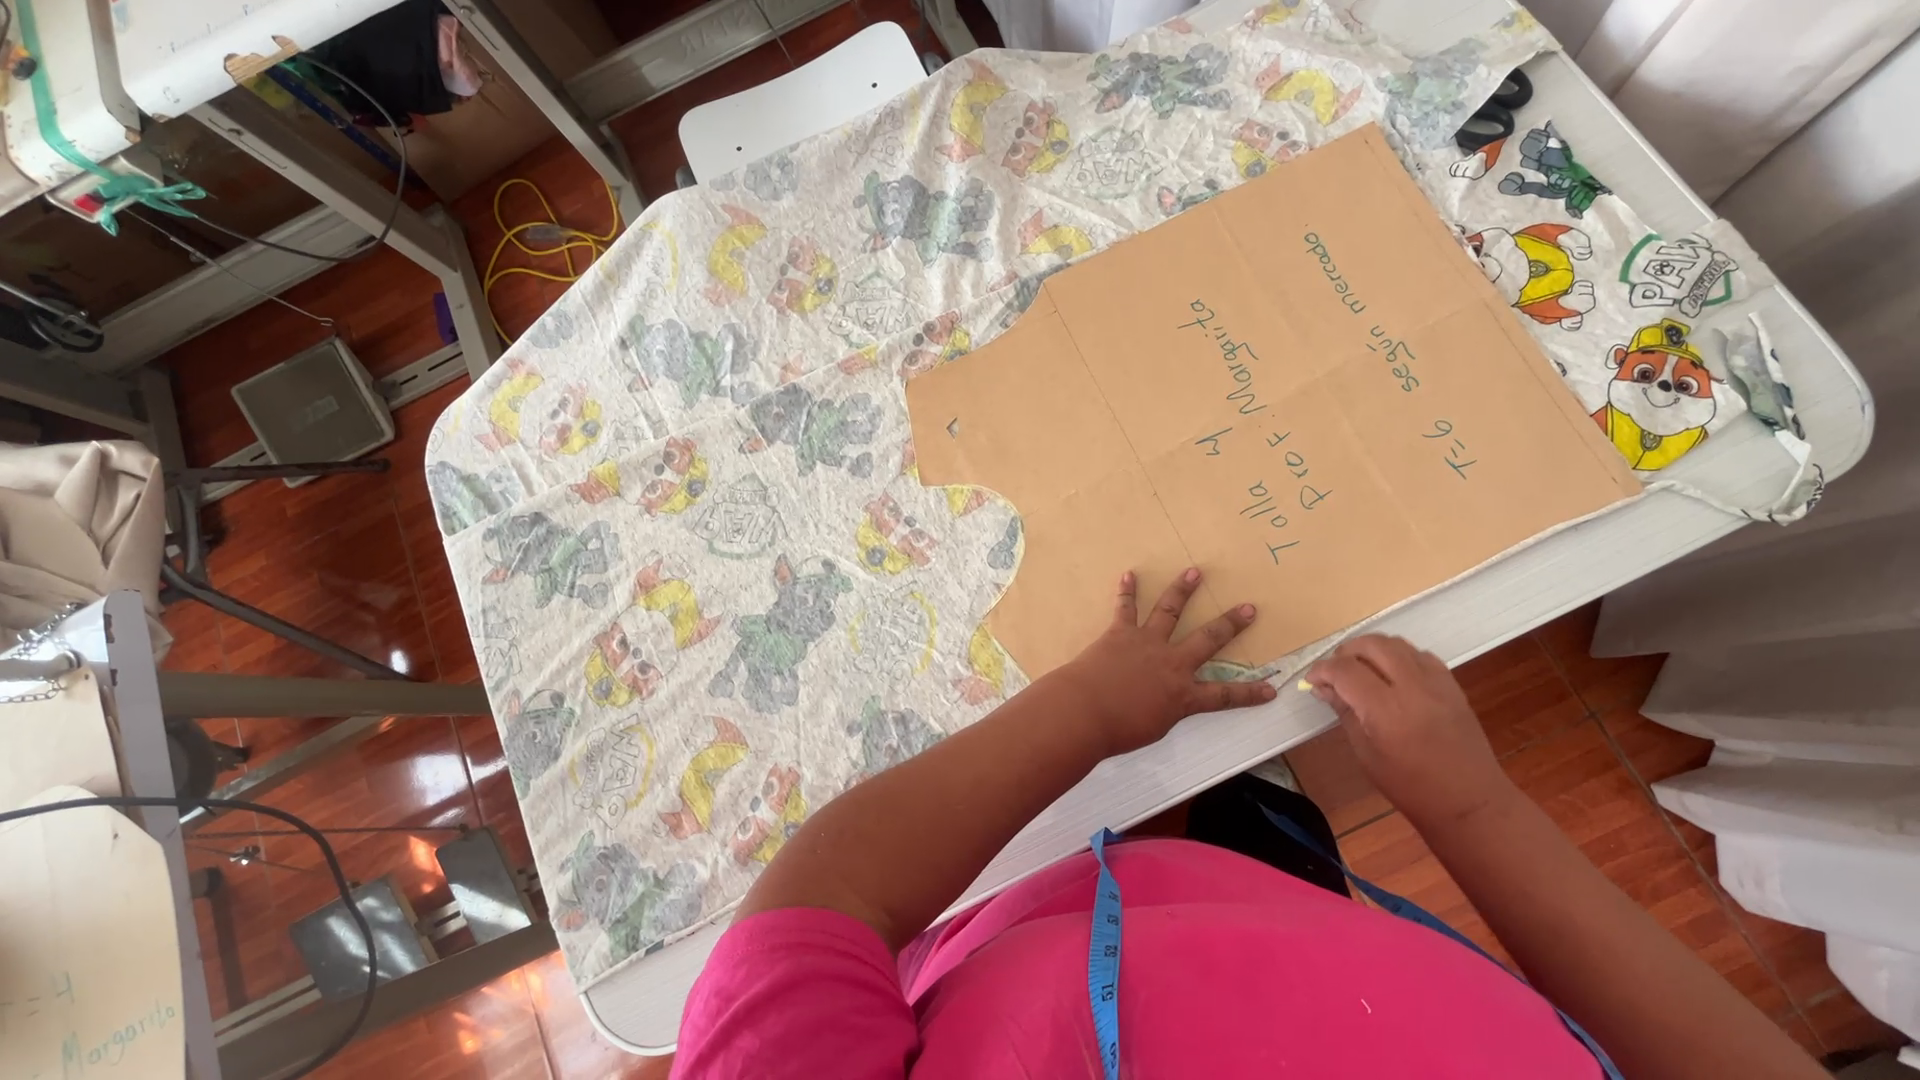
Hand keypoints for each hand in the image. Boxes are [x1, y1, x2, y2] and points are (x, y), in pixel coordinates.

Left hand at [1055, 567, 1276, 756]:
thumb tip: (1158, 703)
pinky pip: (1125, 609)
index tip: (1272, 689)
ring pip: (1169, 611)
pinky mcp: (1120, 634)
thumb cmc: (1118, 730)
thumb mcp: (1153, 729)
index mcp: (1182, 695)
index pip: (1224, 696)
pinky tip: (1128, 574)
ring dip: (1182, 590)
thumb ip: (1163, 712)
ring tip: (1194, 572)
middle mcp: (1171, 663)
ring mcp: (1147, 643)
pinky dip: (1126, 591)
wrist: (1085, 712)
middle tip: (1248, 608)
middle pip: (1207, 640)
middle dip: (1230, 624)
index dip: (1249, 693)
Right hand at [1304, 635, 1518, 826]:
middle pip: (1373, 645)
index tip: (1312, 680)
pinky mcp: (1453, 687)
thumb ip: (1345, 713)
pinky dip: (1400, 657)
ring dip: (1373, 649)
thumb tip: (1322, 688)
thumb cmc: (1410, 787)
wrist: (1470, 802)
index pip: (1345, 670)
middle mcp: (1413, 688)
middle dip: (1346, 652)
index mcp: (1386, 710)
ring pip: (1398, 644)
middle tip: (1335, 671)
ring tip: (1361, 669)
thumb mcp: (1366, 754)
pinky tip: (1393, 676)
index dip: (1322, 670)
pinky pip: (1421, 656)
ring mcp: (1437, 684)